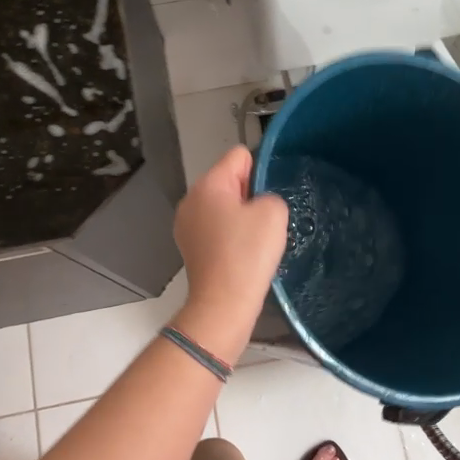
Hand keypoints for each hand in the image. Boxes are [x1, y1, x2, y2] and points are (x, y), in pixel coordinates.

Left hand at [172, 147, 287, 331]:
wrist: (223, 304)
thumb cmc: (247, 255)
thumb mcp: (274, 212)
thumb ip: (270, 193)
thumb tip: (258, 203)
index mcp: (208, 184)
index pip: (239, 155)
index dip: (259, 171)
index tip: (267, 197)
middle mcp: (191, 199)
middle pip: (228, 180)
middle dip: (248, 195)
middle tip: (263, 222)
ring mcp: (186, 224)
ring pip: (222, 205)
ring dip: (239, 216)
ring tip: (252, 241)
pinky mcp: (189, 245)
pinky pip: (215, 227)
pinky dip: (229, 235)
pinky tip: (240, 254)